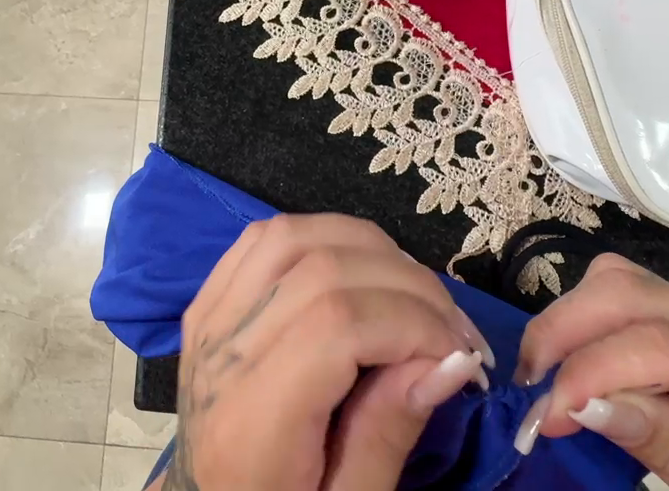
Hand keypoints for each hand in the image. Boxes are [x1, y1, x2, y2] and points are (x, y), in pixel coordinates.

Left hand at [157, 214, 495, 490]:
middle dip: (407, 284)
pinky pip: (266, 237)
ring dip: (368, 248)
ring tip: (414, 294)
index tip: (461, 354)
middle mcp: (220, 349)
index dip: (411, 321)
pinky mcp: (207, 296)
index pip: (337, 323)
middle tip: (453, 327)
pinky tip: (360, 267)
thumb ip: (389, 433)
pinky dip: (323, 235)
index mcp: (251, 417)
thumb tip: (451, 361)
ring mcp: (208, 313)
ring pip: (293, 235)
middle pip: (321, 268)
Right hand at [516, 254, 668, 490]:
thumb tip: (581, 403)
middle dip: (566, 330)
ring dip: (571, 321)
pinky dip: (589, 322)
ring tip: (548, 381)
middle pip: (637, 293)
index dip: (594, 370)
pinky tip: (579, 367)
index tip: (546, 417)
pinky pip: (632, 295)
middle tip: (529, 391)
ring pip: (625, 281)